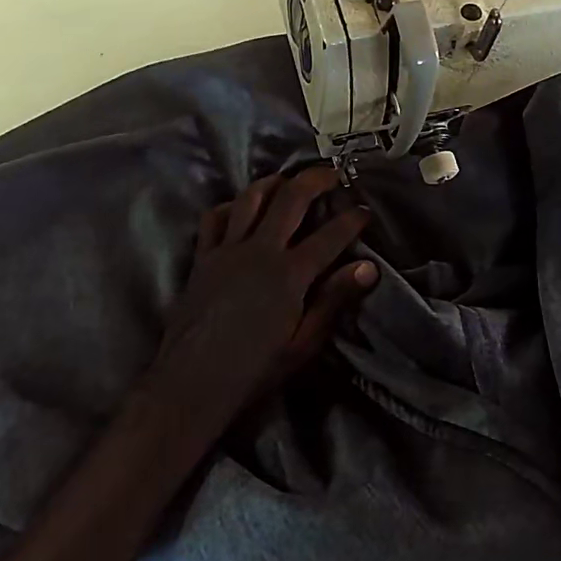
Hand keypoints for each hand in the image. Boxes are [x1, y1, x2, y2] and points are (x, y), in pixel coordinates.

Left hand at [151, 167, 376, 414]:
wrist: (191, 386)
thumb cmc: (254, 370)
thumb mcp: (304, 343)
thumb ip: (334, 300)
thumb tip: (368, 267)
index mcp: (290, 275)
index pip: (330, 235)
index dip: (352, 218)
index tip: (365, 210)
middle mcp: (260, 251)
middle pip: (291, 198)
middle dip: (317, 179)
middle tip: (334, 173)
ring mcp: (228, 250)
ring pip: (252, 198)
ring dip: (275, 182)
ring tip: (290, 179)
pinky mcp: (203, 258)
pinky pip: (216, 218)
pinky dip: (232, 205)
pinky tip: (242, 206)